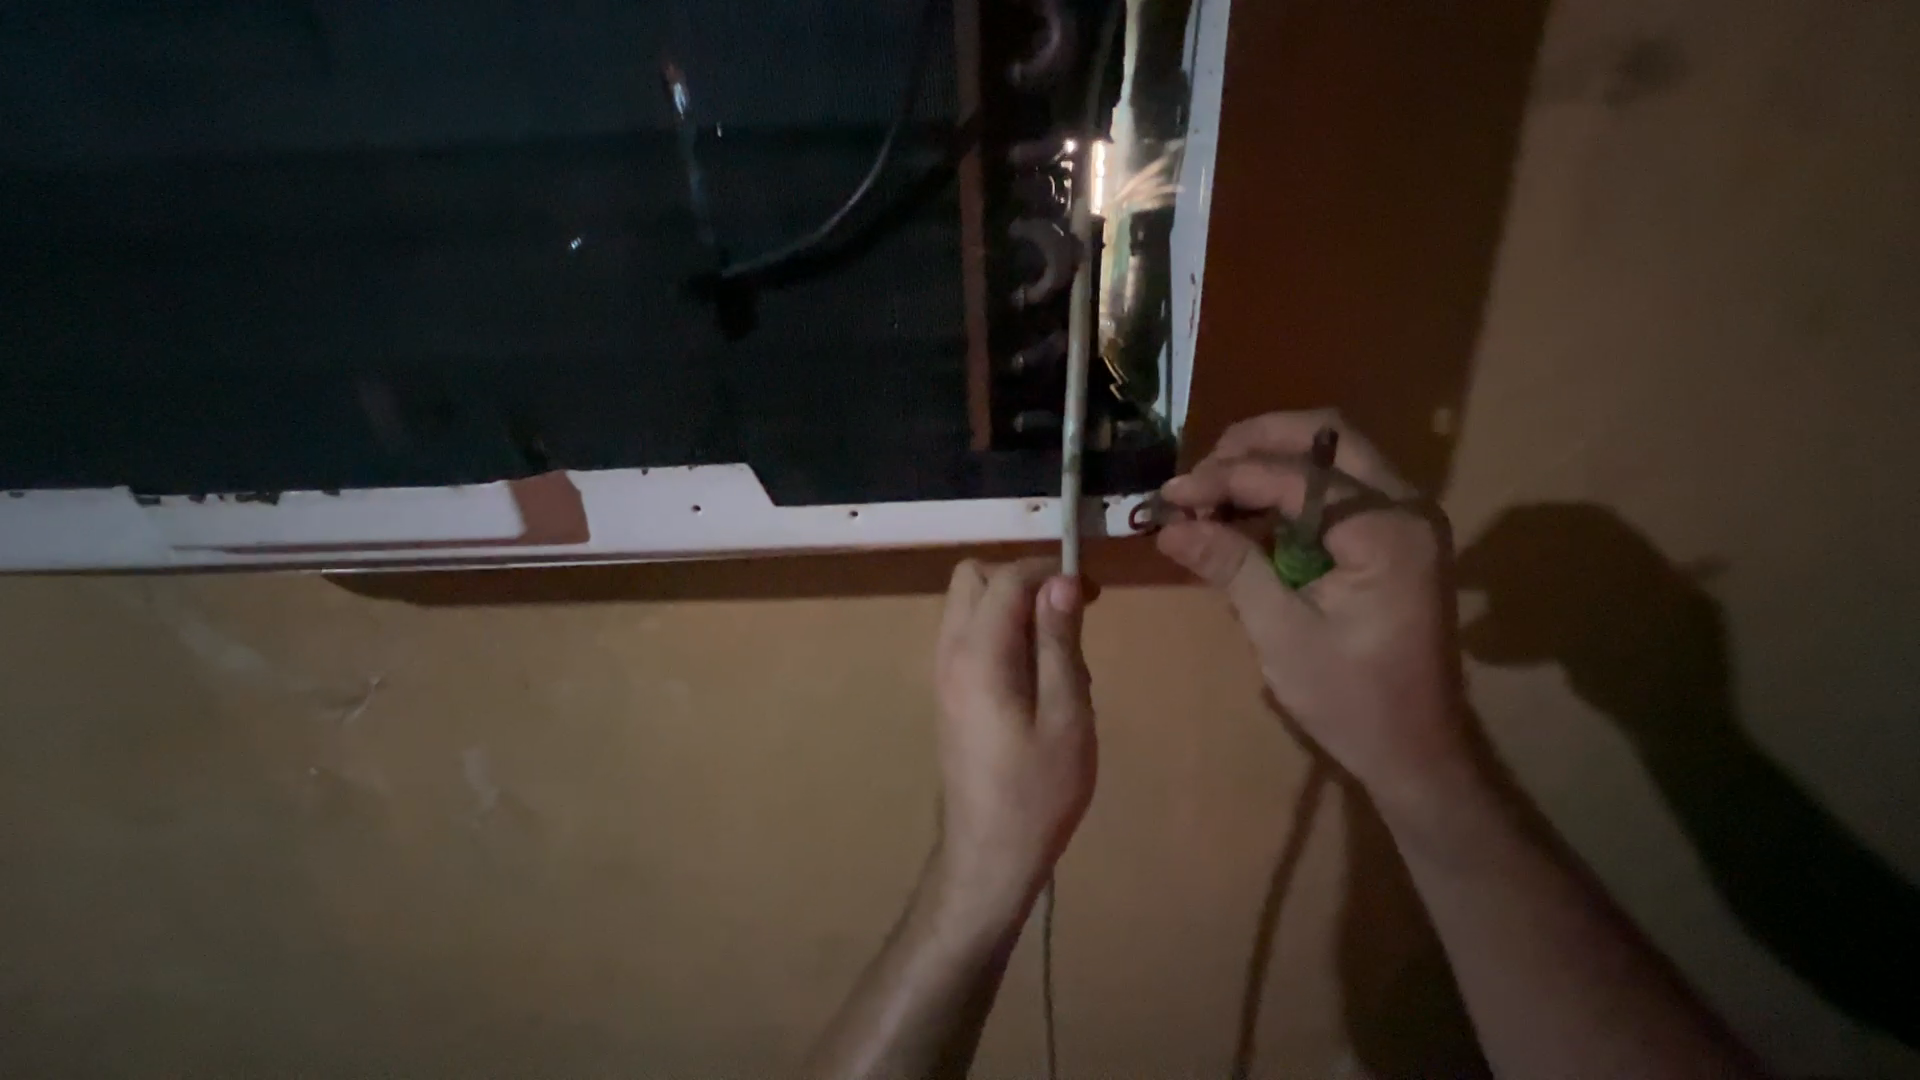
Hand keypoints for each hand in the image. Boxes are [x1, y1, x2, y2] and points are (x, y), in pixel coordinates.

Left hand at [930, 558, 1095, 919]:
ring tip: (1058, 654)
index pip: (1007, 578)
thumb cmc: (1037, 791)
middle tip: (1069, 614)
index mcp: (979, 654)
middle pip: (974, 578)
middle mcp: (950, 652)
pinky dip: (1001, 633)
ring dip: (1012, 607)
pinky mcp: (948, 692)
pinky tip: (1036, 679)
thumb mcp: (1066, 714)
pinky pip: (969, 635)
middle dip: (1022, 580)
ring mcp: (943, 672)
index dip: (1050, 571)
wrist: (989, 853)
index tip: (1092, 593)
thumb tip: (1061, 581)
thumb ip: (1061, 642)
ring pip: (968, 604)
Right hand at [1154, 411, 1472, 805]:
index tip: (1169, 496)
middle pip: (1324, 436)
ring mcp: (1403, 519)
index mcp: (1385, 530)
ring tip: (1212, 495)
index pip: (1293, 476)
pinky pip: (1335, 489)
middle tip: (1198, 475)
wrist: (1416, 751)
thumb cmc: (1351, 700)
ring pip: (1330, 455)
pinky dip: (1286, 491)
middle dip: (1253, 445)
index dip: (1224, 478)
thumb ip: (1230, 566)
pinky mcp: (1392, 538)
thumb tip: (1168, 526)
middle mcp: (1404, 508)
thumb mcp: (1281, 632)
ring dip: (1268, 464)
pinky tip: (1245, 517)